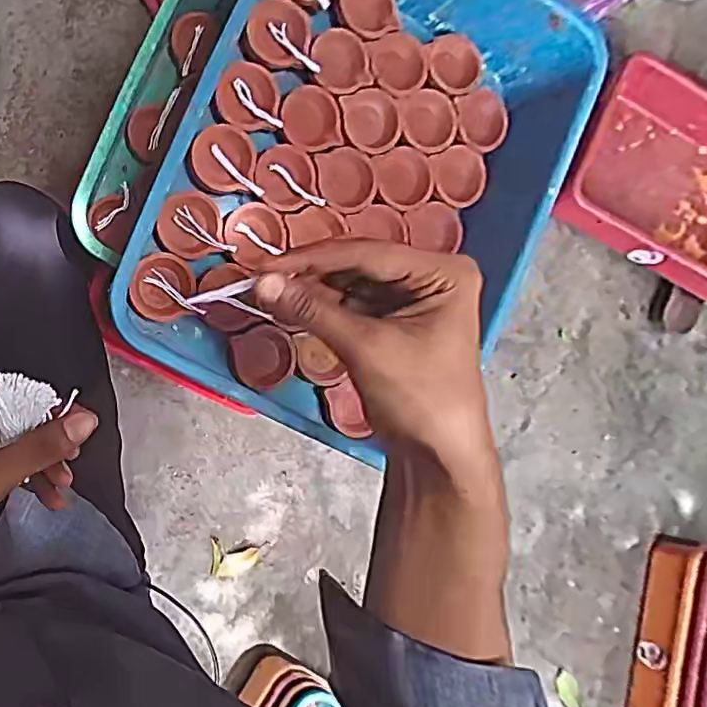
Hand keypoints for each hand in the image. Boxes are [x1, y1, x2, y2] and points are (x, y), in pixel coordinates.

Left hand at [0, 383, 98, 592]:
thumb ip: (36, 449)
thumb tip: (79, 422)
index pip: (7, 393)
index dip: (46, 409)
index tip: (79, 424)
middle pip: (11, 417)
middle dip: (44, 442)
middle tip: (71, 457)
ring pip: (10, 441)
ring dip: (38, 462)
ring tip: (61, 483)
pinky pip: (1, 461)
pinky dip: (24, 476)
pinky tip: (46, 493)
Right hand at [253, 240, 490, 465]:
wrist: (437, 453)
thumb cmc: (421, 398)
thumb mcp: (365, 347)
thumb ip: (312, 309)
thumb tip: (264, 283)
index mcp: (443, 272)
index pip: (367, 253)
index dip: (312, 258)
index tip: (266, 266)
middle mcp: (428, 276)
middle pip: (356, 263)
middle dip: (309, 273)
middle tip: (263, 279)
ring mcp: (408, 298)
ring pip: (347, 282)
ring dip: (310, 289)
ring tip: (270, 293)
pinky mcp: (389, 319)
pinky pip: (346, 303)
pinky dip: (318, 306)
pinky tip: (290, 306)